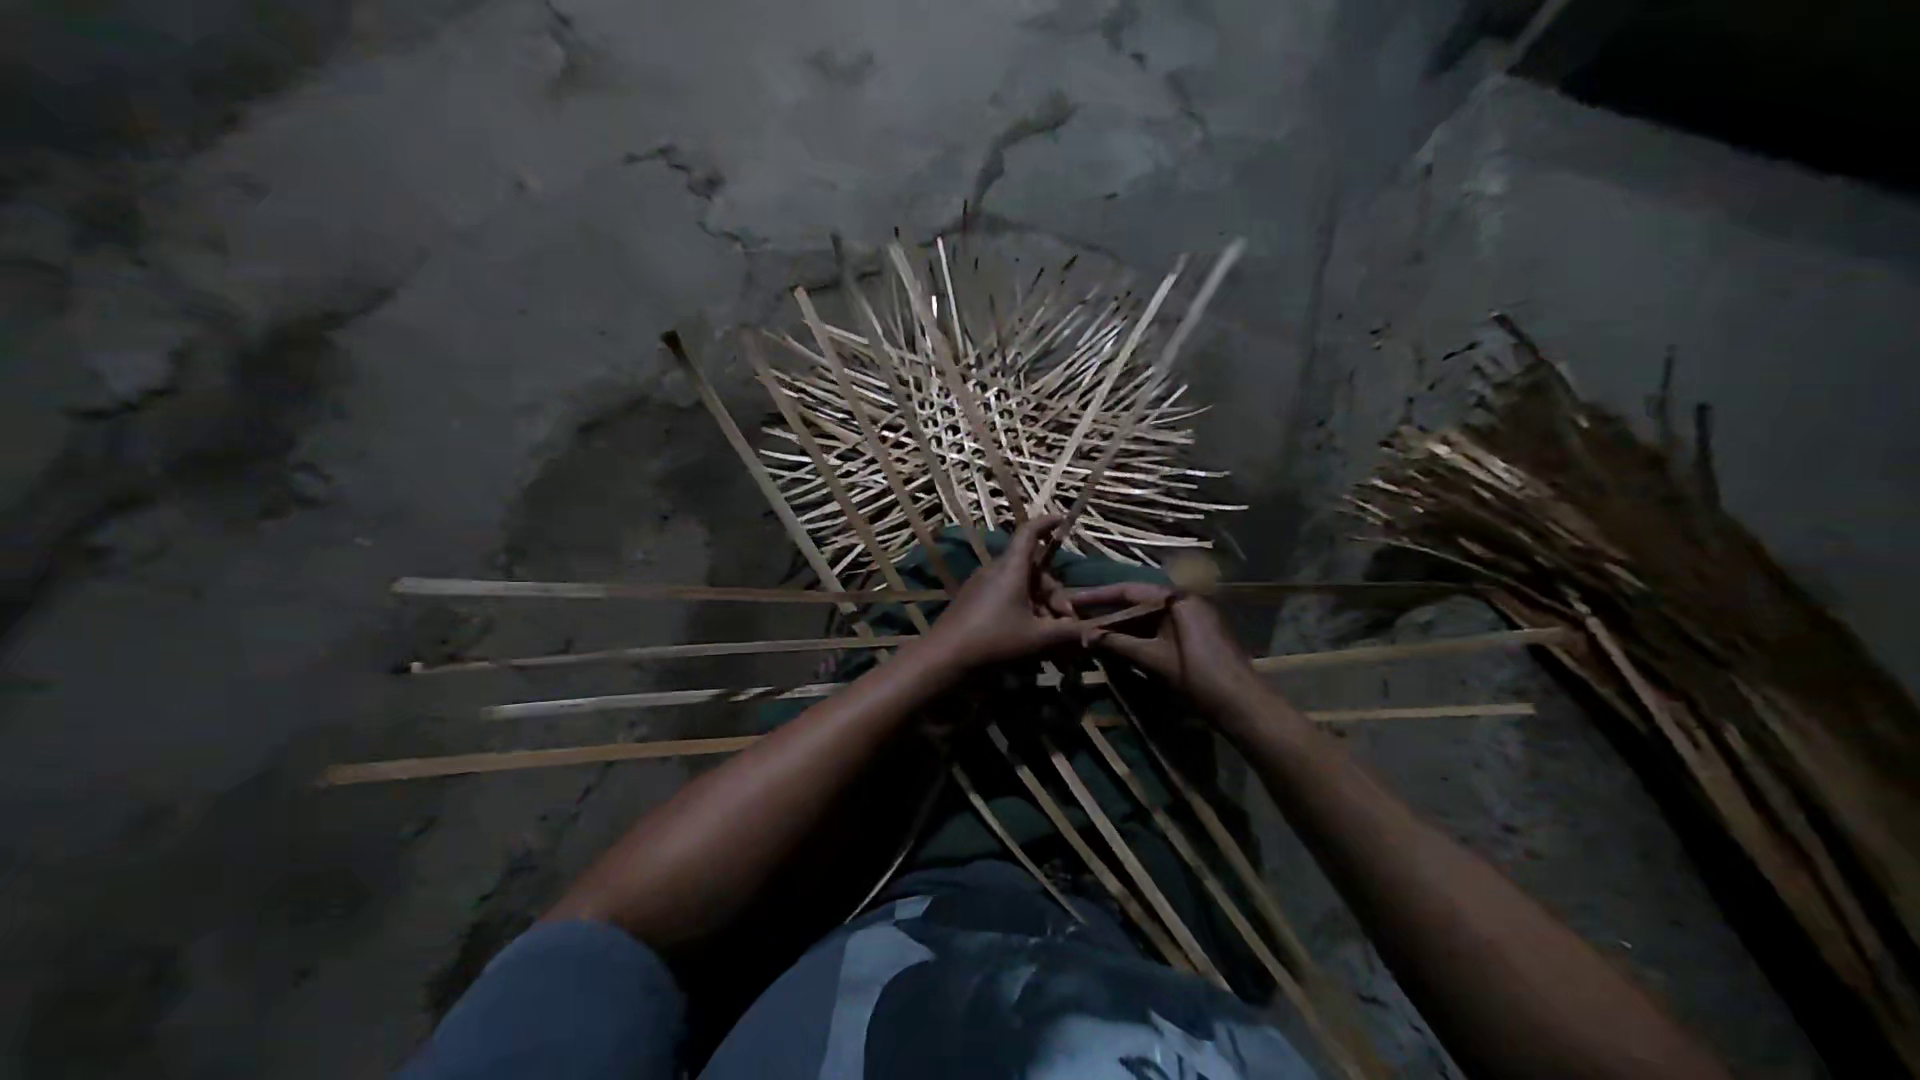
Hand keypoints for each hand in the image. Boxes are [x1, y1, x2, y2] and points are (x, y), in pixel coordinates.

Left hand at [919, 516, 1085, 672]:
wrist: (944, 657)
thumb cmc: (994, 640)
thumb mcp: (1038, 637)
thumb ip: (1068, 632)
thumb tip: (1095, 630)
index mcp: (1011, 569)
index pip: (1030, 532)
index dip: (1046, 523)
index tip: (1062, 519)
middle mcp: (995, 571)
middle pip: (1033, 571)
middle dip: (1054, 594)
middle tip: (1066, 623)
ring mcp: (981, 586)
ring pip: (1020, 588)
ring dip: (1040, 608)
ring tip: (1050, 638)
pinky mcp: (972, 602)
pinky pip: (1004, 598)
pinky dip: (1022, 612)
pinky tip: (1028, 638)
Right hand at [1071, 582, 1266, 718]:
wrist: (1242, 704)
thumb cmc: (1198, 677)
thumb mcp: (1154, 659)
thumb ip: (1119, 644)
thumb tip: (1085, 636)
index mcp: (1177, 600)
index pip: (1129, 590)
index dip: (1098, 596)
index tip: (1072, 599)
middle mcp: (1185, 601)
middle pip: (1138, 601)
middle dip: (1108, 610)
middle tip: (1077, 614)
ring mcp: (1192, 618)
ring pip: (1148, 616)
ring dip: (1121, 623)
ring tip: (1092, 630)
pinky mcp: (1195, 634)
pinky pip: (1159, 627)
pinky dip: (1137, 633)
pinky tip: (1118, 642)